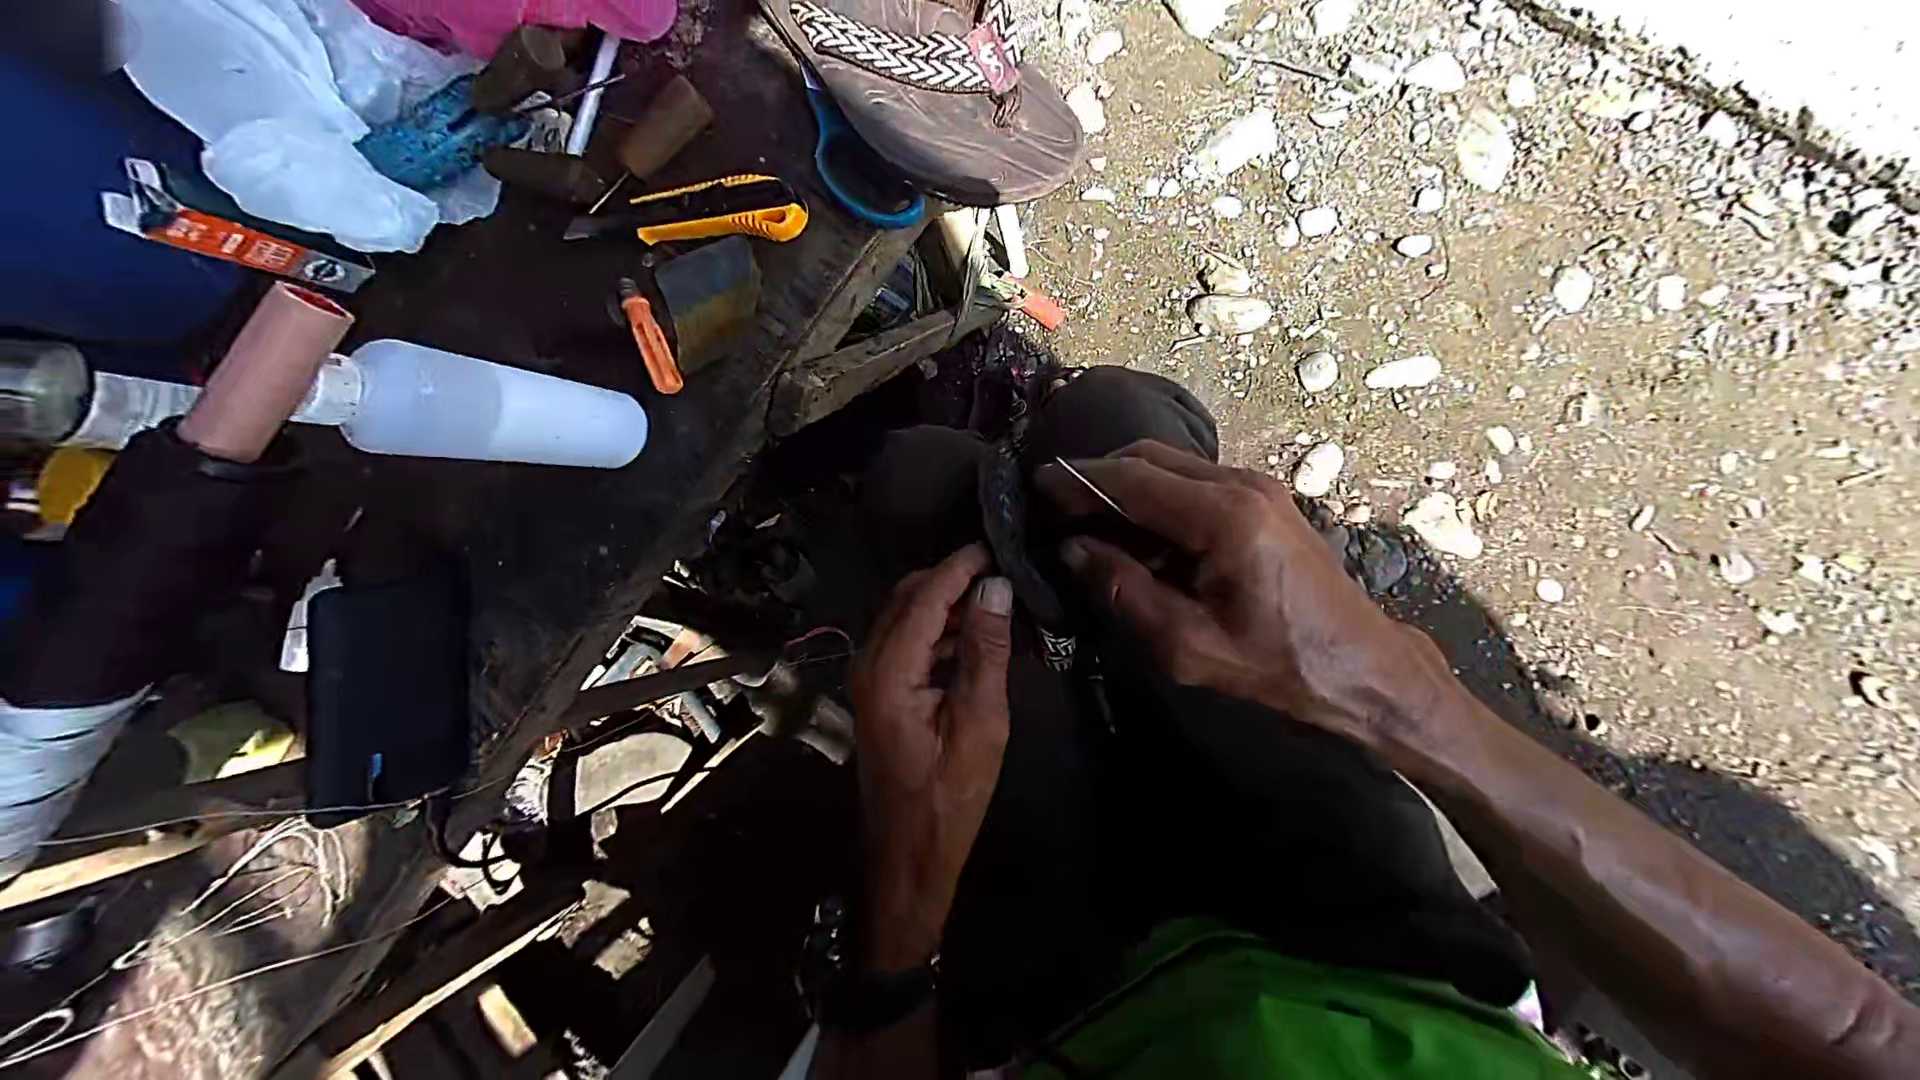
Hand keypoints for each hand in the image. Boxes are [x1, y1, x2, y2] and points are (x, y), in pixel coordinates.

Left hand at [848, 544, 1012, 971]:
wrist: (908, 855)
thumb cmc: (949, 797)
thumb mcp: (980, 723)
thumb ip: (985, 651)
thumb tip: (995, 588)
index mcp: (888, 670)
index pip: (925, 596)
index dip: (959, 566)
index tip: (995, 545)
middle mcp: (869, 663)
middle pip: (908, 598)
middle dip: (951, 578)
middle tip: (1000, 572)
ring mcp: (870, 677)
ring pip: (906, 616)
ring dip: (947, 603)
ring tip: (995, 600)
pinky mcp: (880, 691)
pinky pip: (908, 641)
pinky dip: (939, 629)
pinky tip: (974, 635)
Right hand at [1036, 441, 1450, 751]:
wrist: (1364, 667)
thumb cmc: (1278, 664)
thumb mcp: (1188, 645)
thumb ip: (1125, 590)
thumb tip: (1075, 549)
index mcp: (1223, 518)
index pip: (1131, 481)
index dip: (1079, 480)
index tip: (1038, 482)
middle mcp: (1241, 485)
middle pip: (1148, 457)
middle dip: (1097, 476)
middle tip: (1058, 505)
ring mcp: (1257, 487)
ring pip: (1170, 464)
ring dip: (1126, 487)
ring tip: (1093, 525)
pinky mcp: (1263, 499)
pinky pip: (1193, 481)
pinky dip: (1155, 498)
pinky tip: (1141, 536)